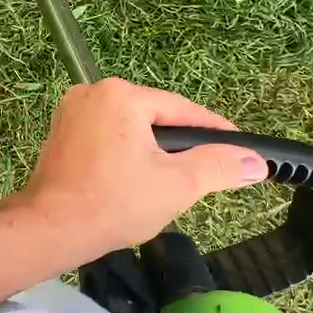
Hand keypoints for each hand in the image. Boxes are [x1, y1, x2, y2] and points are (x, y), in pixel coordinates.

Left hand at [5, 78, 268, 263]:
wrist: (57, 222)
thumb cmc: (118, 200)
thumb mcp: (178, 184)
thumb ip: (218, 166)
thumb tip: (255, 160)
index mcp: (120, 95)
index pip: (179, 107)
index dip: (213, 128)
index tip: (241, 147)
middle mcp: (92, 91)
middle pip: (151, 113)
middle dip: (181, 139)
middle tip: (211, 167)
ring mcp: (72, 108)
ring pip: (128, 123)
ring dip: (153, 145)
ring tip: (178, 175)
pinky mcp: (61, 128)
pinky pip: (106, 131)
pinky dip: (126, 148)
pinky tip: (138, 174)